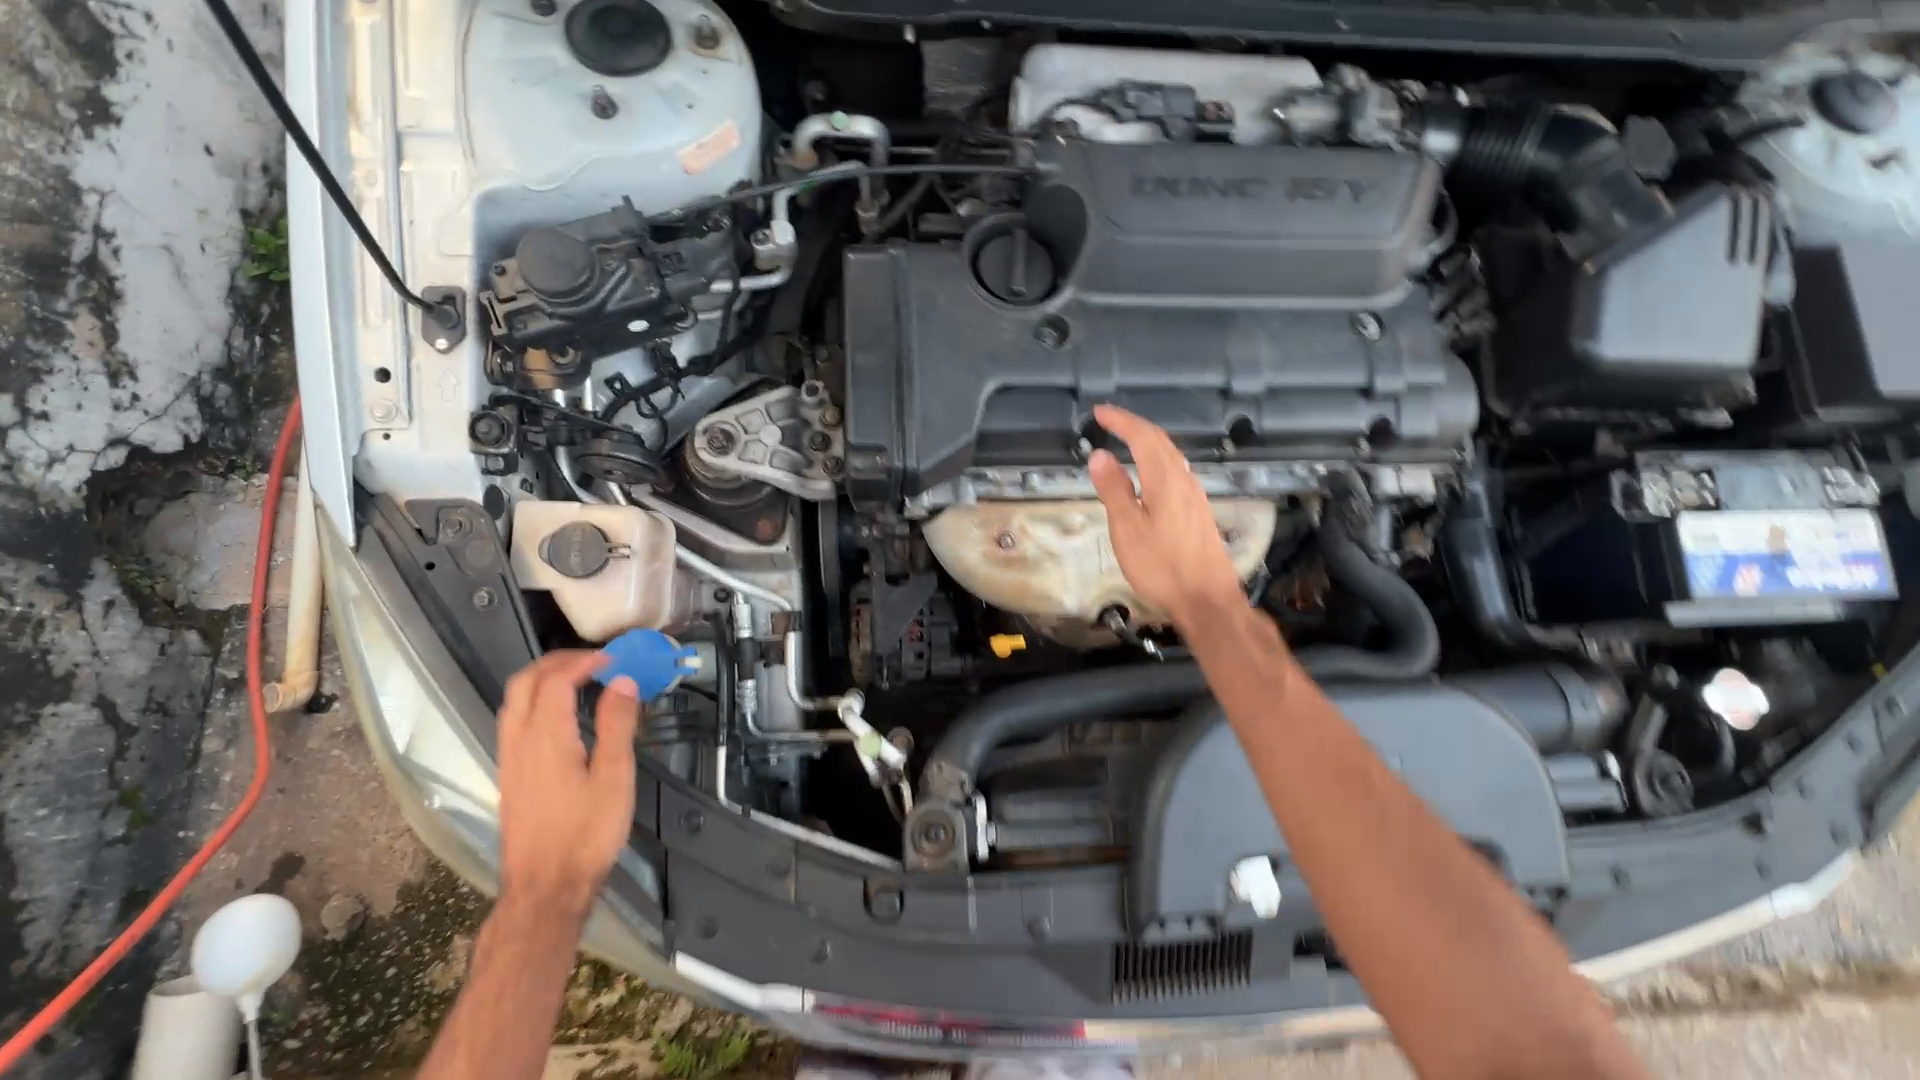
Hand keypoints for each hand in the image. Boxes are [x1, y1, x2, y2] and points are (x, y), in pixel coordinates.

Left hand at [496, 650, 639, 916]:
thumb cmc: (586, 833)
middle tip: (593, 661)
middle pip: (524, 683)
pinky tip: (561, 719)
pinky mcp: (510, 777)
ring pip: (514, 703)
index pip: (556, 680)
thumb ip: (616, 725)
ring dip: (542, 682)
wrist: (546, 888)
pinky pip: (515, 723)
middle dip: (556, 663)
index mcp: (545, 736)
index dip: (583, 661)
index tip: (613, 657)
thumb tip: (621, 681)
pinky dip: (536, 703)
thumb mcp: (614, 776)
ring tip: (578, 681)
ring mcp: (509, 760)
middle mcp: (519, 741)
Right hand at [1088, 404, 1246, 628]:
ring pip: (1171, 457)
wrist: (1206, 599)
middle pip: (1161, 442)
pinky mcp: (1199, 512)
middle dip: (1135, 427)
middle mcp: (1185, 481)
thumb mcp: (1127, 530)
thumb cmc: (1161, 566)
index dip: (1121, 421)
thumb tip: (1100, 455)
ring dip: (1148, 443)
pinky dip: (1158, 461)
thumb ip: (1114, 490)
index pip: (1143, 437)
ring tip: (1127, 441)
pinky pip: (1176, 473)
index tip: (1100, 412)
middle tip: (1110, 421)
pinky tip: (1150, 475)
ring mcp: (1196, 496)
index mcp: (1165, 480)